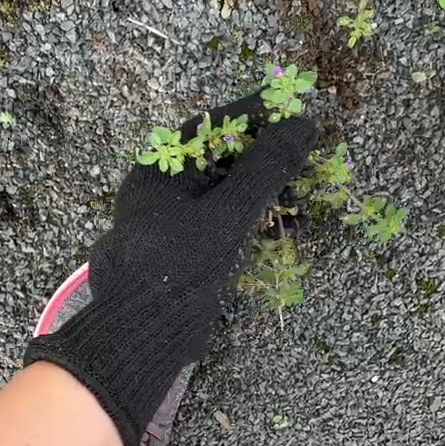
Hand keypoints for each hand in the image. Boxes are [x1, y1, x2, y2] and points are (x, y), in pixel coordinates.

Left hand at [26, 94, 316, 445]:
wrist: (143, 335)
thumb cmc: (176, 268)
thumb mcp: (226, 214)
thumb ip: (264, 170)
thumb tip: (301, 125)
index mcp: (160, 172)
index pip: (211, 128)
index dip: (252, 117)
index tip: (290, 110)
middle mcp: (162, 192)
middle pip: (219, 160)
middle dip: (262, 157)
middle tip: (301, 154)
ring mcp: (172, 224)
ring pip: (223, 194)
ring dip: (261, 192)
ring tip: (296, 197)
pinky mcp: (185, 253)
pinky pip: (222, 223)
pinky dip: (251, 220)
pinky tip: (279, 226)